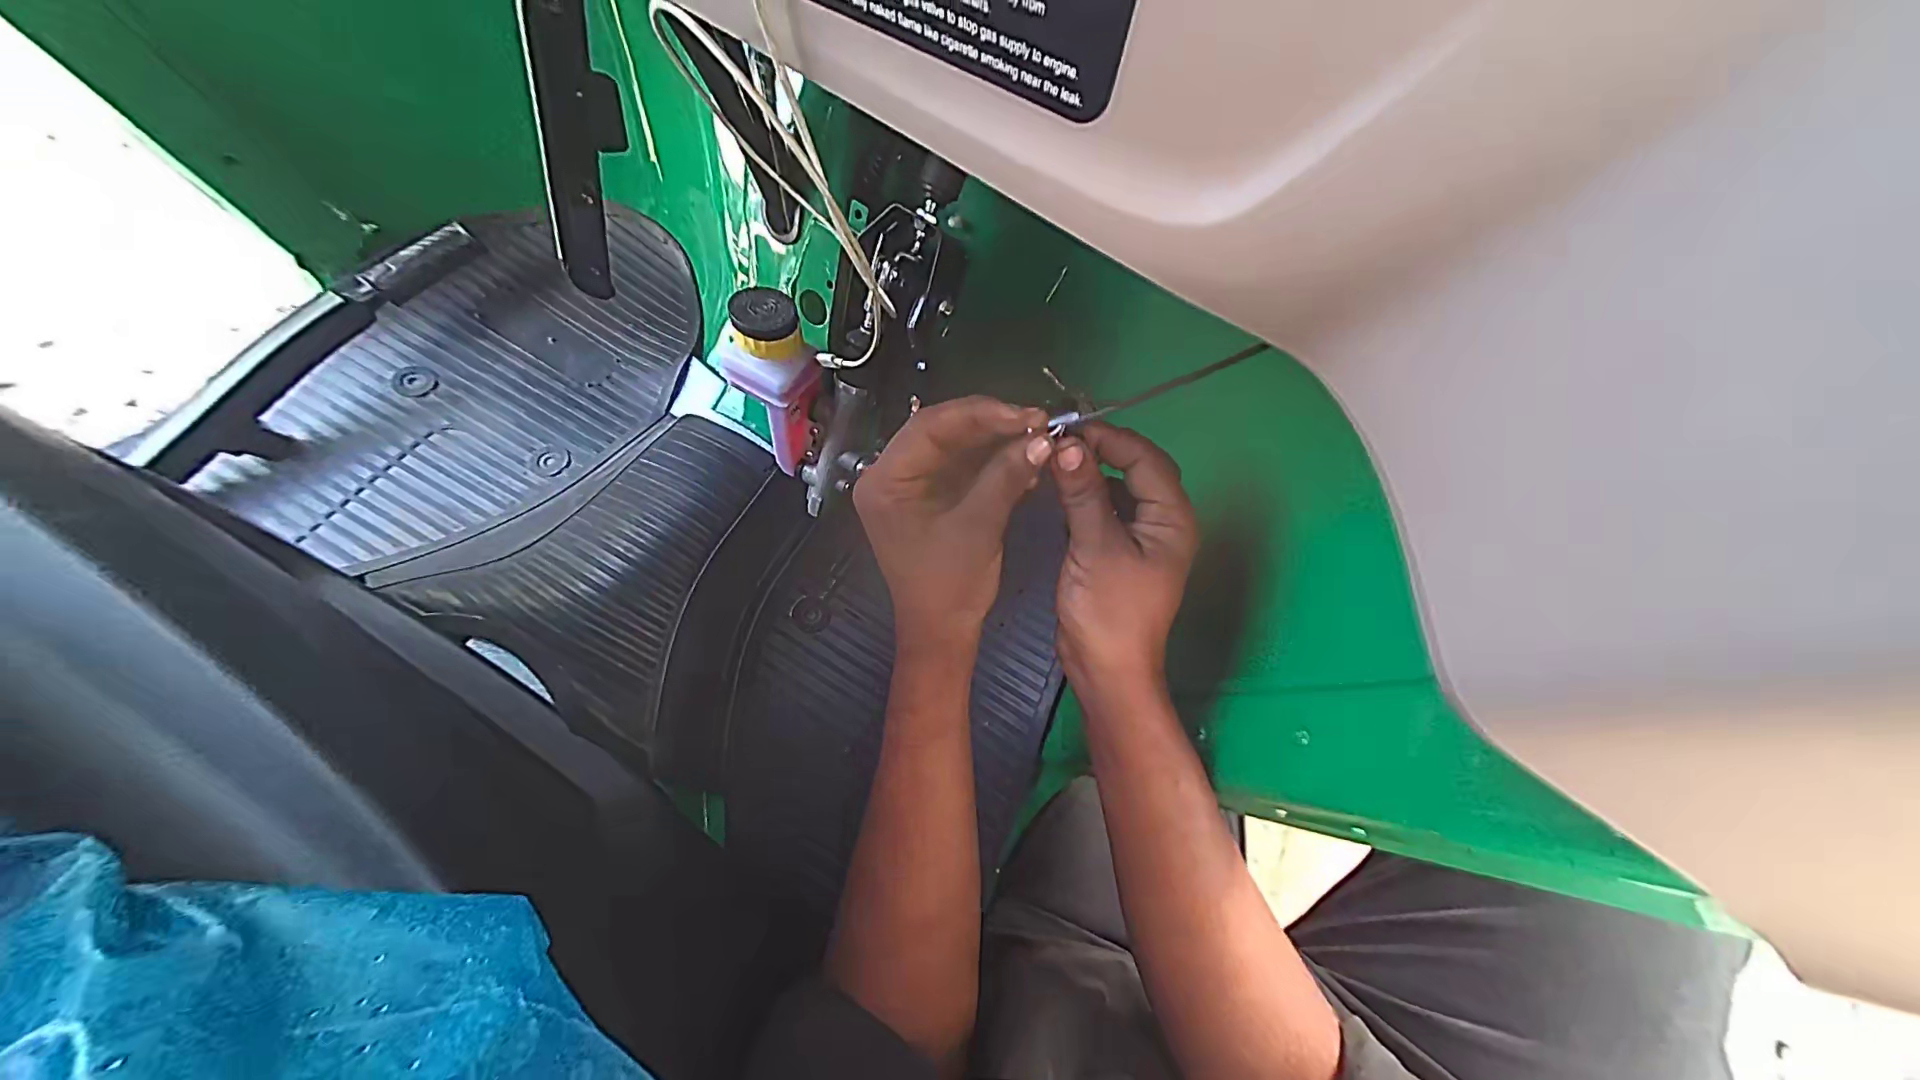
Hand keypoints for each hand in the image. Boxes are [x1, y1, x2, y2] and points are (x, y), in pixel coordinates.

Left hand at [855, 396, 1052, 643]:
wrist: (942, 630)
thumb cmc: (950, 585)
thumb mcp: (979, 526)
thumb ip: (1007, 476)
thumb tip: (1042, 438)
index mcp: (885, 481)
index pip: (929, 427)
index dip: (980, 414)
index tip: (1025, 414)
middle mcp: (891, 475)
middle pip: (941, 430)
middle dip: (990, 424)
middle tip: (1036, 421)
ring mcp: (912, 485)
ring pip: (955, 445)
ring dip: (995, 440)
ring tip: (1036, 435)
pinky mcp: (932, 495)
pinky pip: (961, 465)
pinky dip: (992, 460)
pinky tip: (1023, 458)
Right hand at [1048, 422, 1198, 701]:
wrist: (1106, 670)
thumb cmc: (1109, 611)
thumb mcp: (1095, 547)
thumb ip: (1083, 493)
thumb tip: (1067, 445)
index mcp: (1172, 518)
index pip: (1146, 459)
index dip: (1110, 439)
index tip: (1068, 431)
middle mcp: (1163, 522)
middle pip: (1137, 469)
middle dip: (1102, 452)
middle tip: (1060, 442)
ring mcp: (1141, 538)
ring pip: (1120, 489)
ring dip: (1091, 474)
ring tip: (1056, 461)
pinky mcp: (1119, 552)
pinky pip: (1106, 511)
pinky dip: (1085, 498)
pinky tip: (1060, 493)